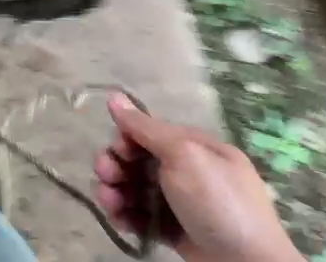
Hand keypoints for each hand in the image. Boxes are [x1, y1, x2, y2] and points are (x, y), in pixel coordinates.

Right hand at [95, 94, 301, 261]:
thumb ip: (145, 127)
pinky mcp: (174, 230)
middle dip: (114, 165)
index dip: (127, 138)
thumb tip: (113, 95)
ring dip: (113, 190)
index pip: (150, 132)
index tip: (119, 150)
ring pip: (134, 187)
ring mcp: (181, 203)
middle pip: (136, 159)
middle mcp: (189, 172)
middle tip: (106, 175)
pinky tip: (117, 219)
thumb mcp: (184, 156)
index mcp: (198, 149)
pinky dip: (124, 214)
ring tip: (109, 202)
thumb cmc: (219, 203)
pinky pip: (140, 214)